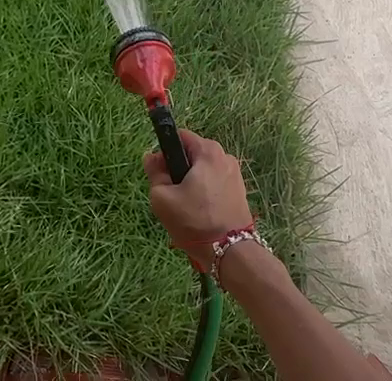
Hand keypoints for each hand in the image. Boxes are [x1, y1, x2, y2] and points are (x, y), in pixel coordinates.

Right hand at [142, 129, 252, 270]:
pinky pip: (215, 185)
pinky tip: (200, 214)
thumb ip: (154, 172)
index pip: (179, 137)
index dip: (165, 153)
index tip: (160, 174)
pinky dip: (205, 194)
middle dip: (178, 171)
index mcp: (208, 151)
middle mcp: (225, 156)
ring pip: (203, 172)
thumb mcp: (163, 198)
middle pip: (192, 155)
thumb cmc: (195, 222)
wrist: (231, 253)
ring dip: (192, 184)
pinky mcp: (240, 192)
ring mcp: (235, 174)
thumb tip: (151, 157)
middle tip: (171, 195)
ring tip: (186, 209)